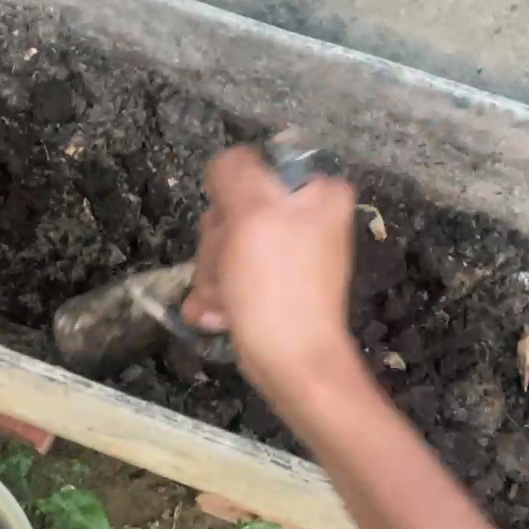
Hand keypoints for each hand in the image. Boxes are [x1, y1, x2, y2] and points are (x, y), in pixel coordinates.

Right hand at [182, 146, 358, 393]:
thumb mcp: (253, 214)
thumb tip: (224, 165)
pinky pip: (226, 278)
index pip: (251, 171)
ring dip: (212, 277)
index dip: (231, 202)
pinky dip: (216, 297)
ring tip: (226, 301)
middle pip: (231, 213)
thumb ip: (234, 172)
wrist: (290, 363)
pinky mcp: (268, 288)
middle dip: (218, 247)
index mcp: (316, 193)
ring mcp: (285, 257)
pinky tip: (220, 315)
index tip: (234, 229)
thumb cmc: (276, 289)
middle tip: (230, 271)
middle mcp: (304, 221)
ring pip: (222, 248)